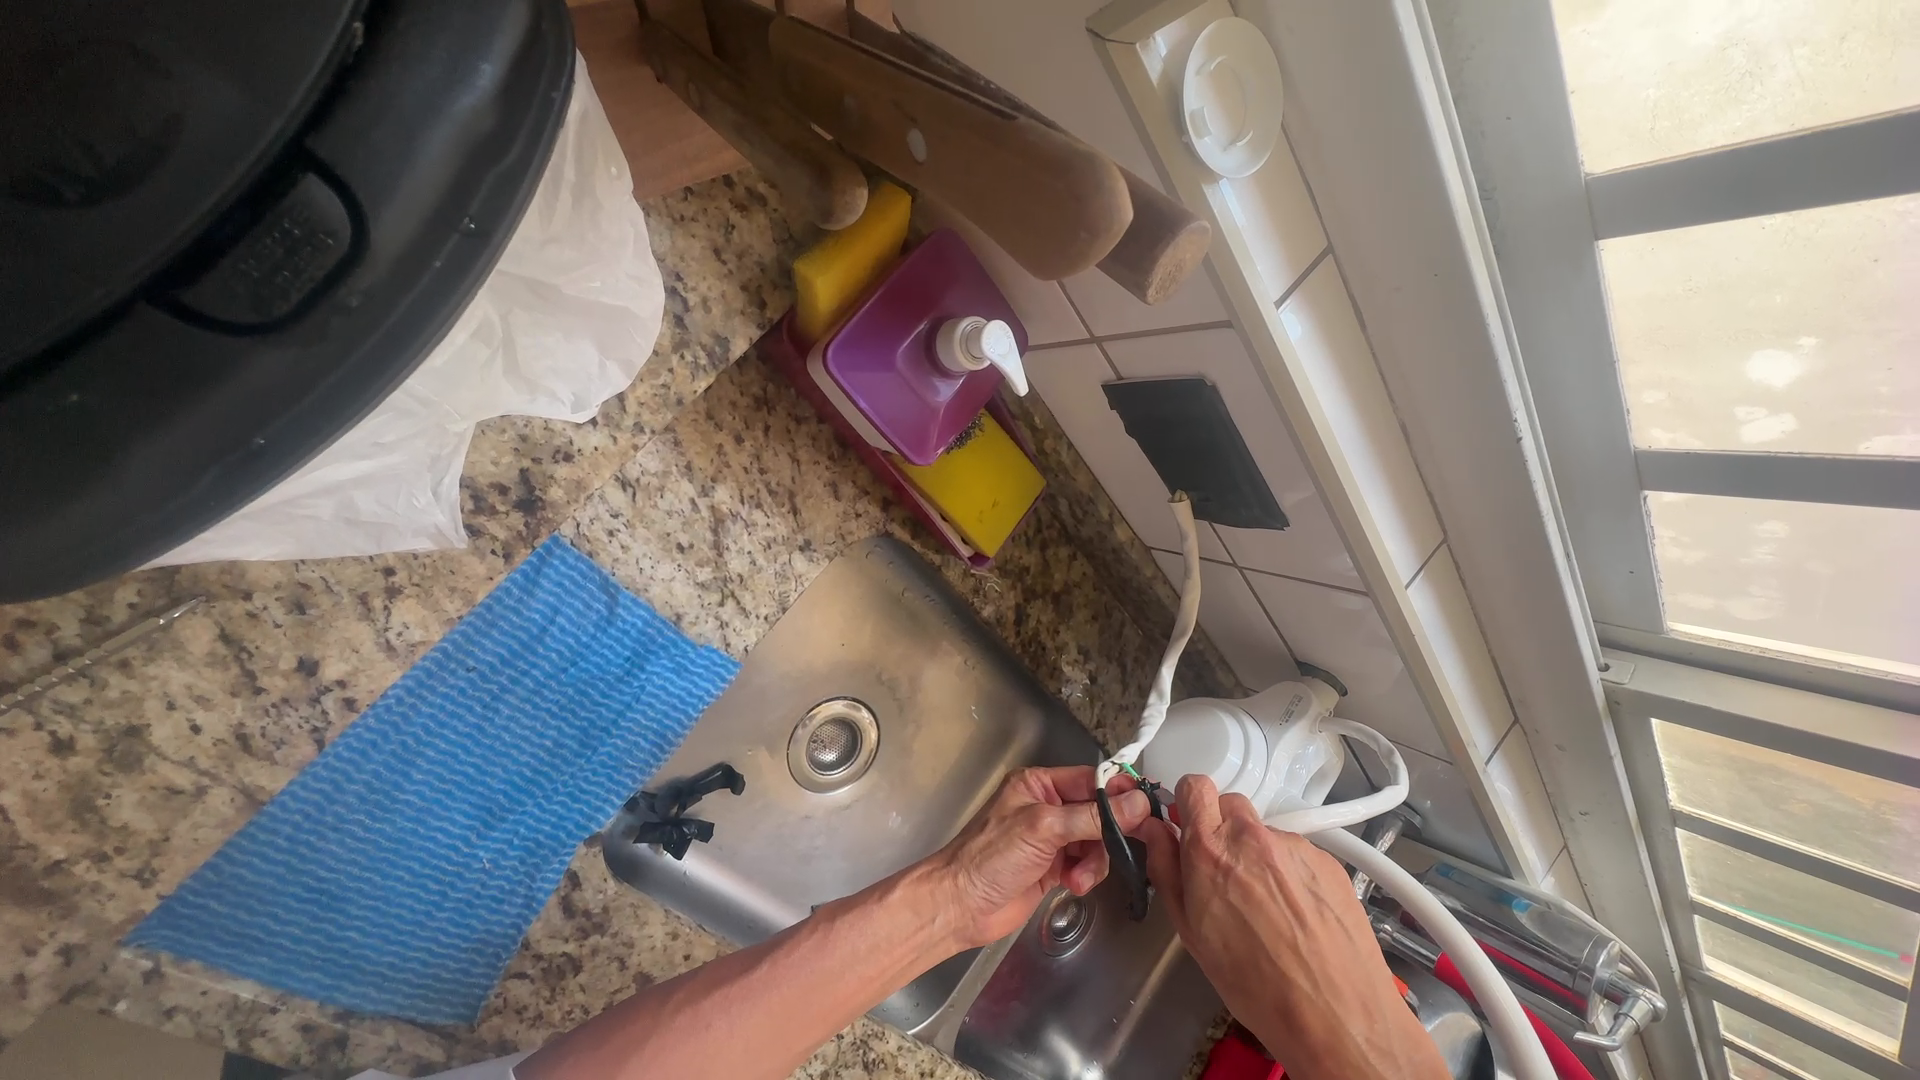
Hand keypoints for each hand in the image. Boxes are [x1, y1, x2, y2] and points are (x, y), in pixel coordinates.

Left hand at [917, 765, 1149, 950]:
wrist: (961, 905)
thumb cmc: (991, 857)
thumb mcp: (1043, 828)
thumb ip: (1091, 817)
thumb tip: (1137, 803)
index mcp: (1039, 785)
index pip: (1090, 779)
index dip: (1117, 793)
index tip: (1145, 808)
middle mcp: (1047, 807)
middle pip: (1098, 811)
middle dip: (1107, 833)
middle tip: (1121, 848)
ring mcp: (1051, 838)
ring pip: (1096, 841)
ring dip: (1095, 860)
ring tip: (1079, 876)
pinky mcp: (1054, 867)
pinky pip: (1086, 864)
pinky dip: (1086, 874)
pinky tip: (1072, 885)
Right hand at [1136, 775, 1448, 1079]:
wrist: (1336, 1016)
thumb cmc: (1255, 984)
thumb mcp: (1189, 931)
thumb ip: (1165, 869)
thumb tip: (1155, 832)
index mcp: (1210, 849)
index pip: (1194, 786)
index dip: (1189, 802)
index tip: (1190, 823)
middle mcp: (1251, 837)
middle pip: (1229, 804)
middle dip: (1222, 827)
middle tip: (1225, 870)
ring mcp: (1293, 847)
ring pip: (1264, 832)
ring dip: (1258, 854)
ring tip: (1268, 906)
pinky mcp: (1327, 861)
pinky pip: (1297, 853)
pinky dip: (1291, 873)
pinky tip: (1296, 914)